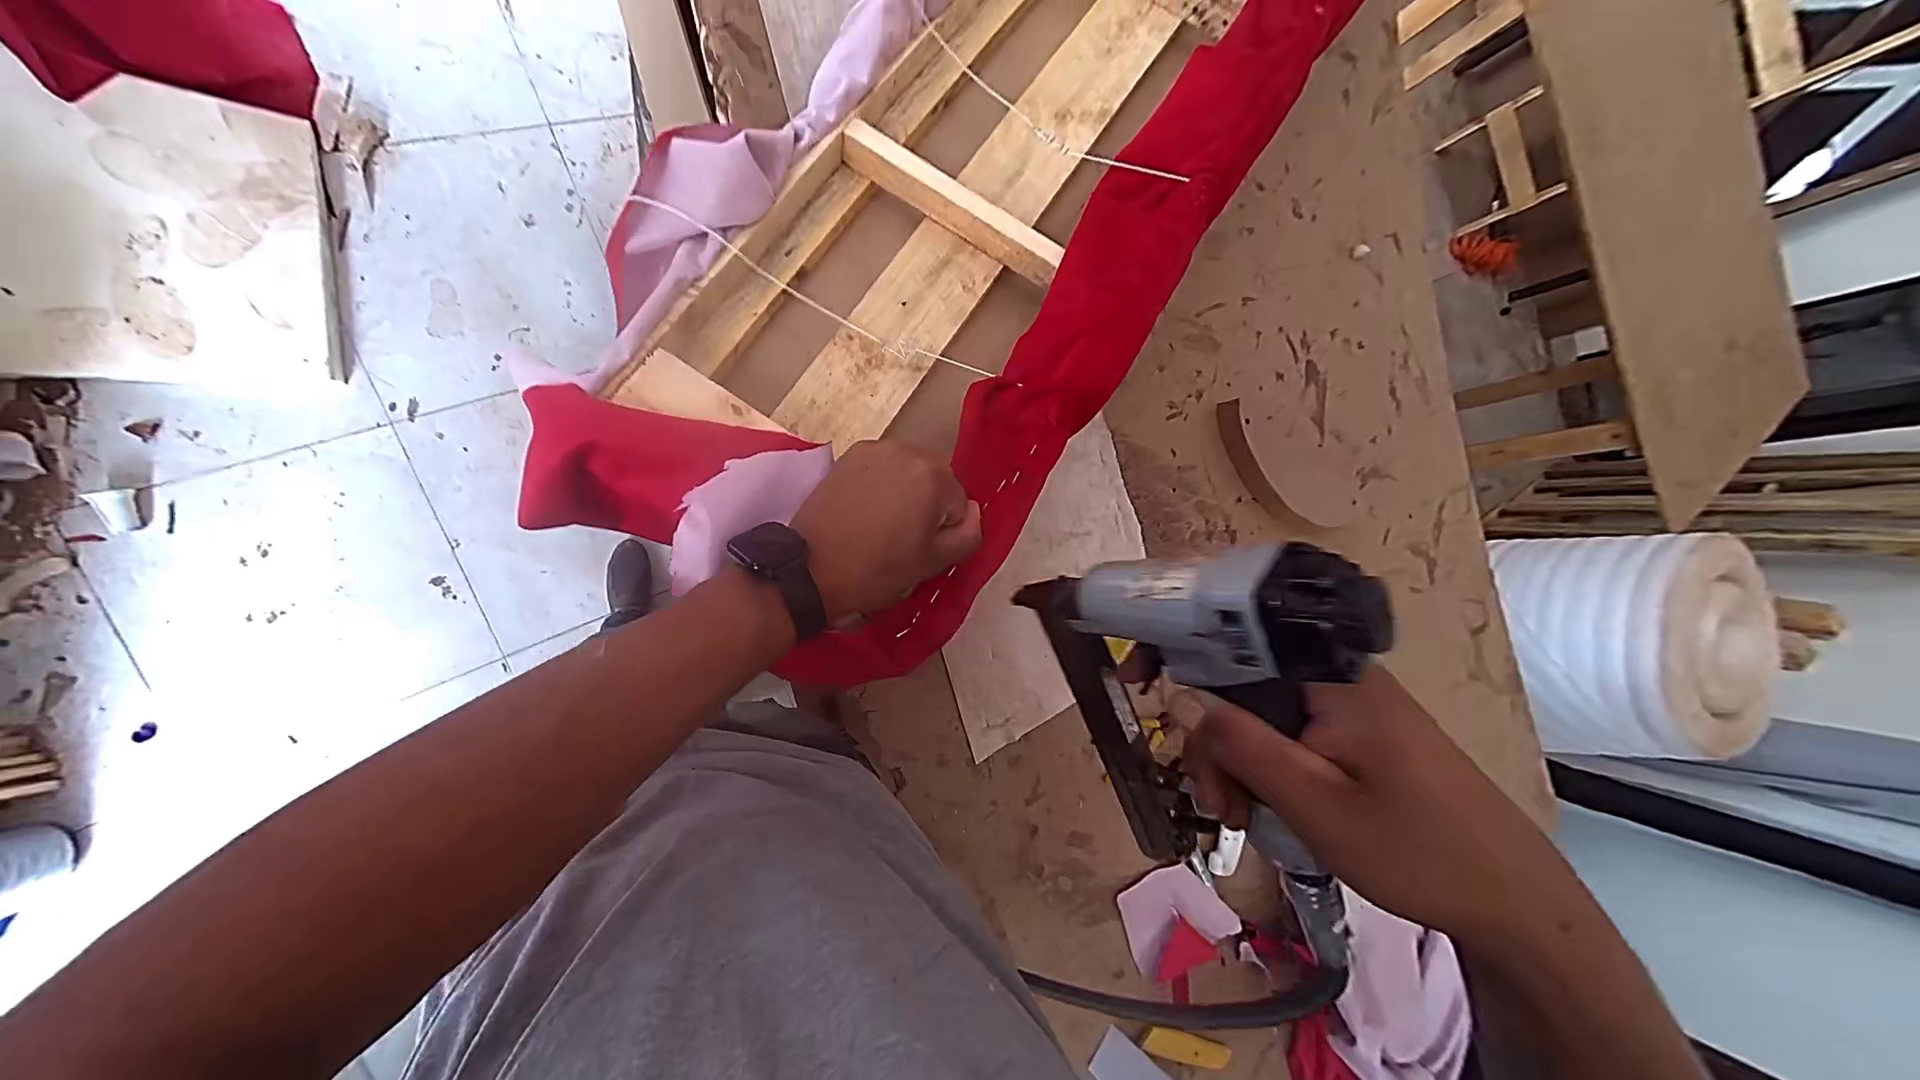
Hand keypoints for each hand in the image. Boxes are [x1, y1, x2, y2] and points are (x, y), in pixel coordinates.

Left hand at [789, 440, 981, 620]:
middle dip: (925, 508)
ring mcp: (874, 450)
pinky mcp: (848, 456)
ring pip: (908, 475)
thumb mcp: (934, 563)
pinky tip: (863, 512)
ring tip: (879, 526)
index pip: (958, 505)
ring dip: (903, 495)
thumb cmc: (876, 570)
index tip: (917, 551)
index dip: (942, 533)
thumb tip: (971, 511)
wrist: (810, 569)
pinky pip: (881, 470)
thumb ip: (969, 534)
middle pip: (935, 483)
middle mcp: (907, 451)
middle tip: (899, 540)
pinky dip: (880, 486)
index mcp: (934, 476)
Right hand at [1171, 666, 1588, 950]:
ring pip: (1259, 715)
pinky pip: (1286, 735)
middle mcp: (1337, 680)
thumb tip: (1179, 697)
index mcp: (1331, 677)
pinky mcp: (1354, 736)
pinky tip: (1262, 809)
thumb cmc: (1418, 852)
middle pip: (1241, 685)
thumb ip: (1241, 744)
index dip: (1179, 646)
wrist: (1518, 908)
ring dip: (1234, 762)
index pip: (1238, 636)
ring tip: (1237, 815)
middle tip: (1212, 801)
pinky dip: (1262, 768)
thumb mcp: (1313, 803)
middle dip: (1211, 739)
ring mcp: (1347, 709)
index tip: (1138, 678)